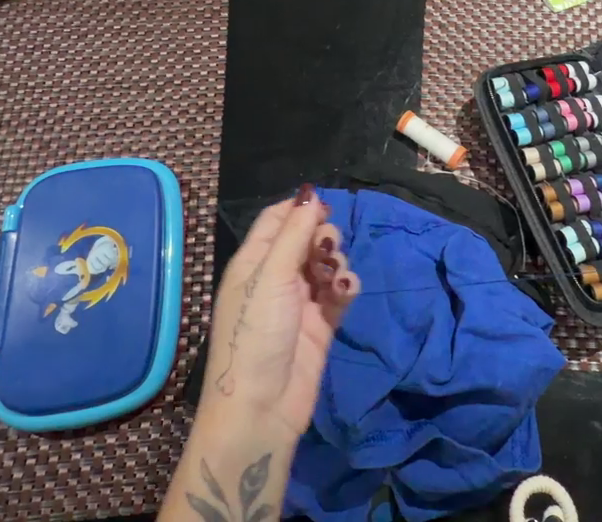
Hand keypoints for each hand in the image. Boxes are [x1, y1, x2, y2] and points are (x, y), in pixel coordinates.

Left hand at [199, 185, 358, 440]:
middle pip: (307, 239)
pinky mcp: (321, 323)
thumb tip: (311, 194)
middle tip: (327, 251)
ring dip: (338, 264)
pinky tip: (347, 293)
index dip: (300, 209)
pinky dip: (346, 287)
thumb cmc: (256, 332)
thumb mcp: (272, 276)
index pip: (277, 220)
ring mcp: (300, 301)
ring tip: (336, 280)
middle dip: (324, 238)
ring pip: (327, 264)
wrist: (262, 406)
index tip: (324, 208)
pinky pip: (339, 292)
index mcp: (253, 262)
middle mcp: (276, 277)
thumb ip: (295, 233)